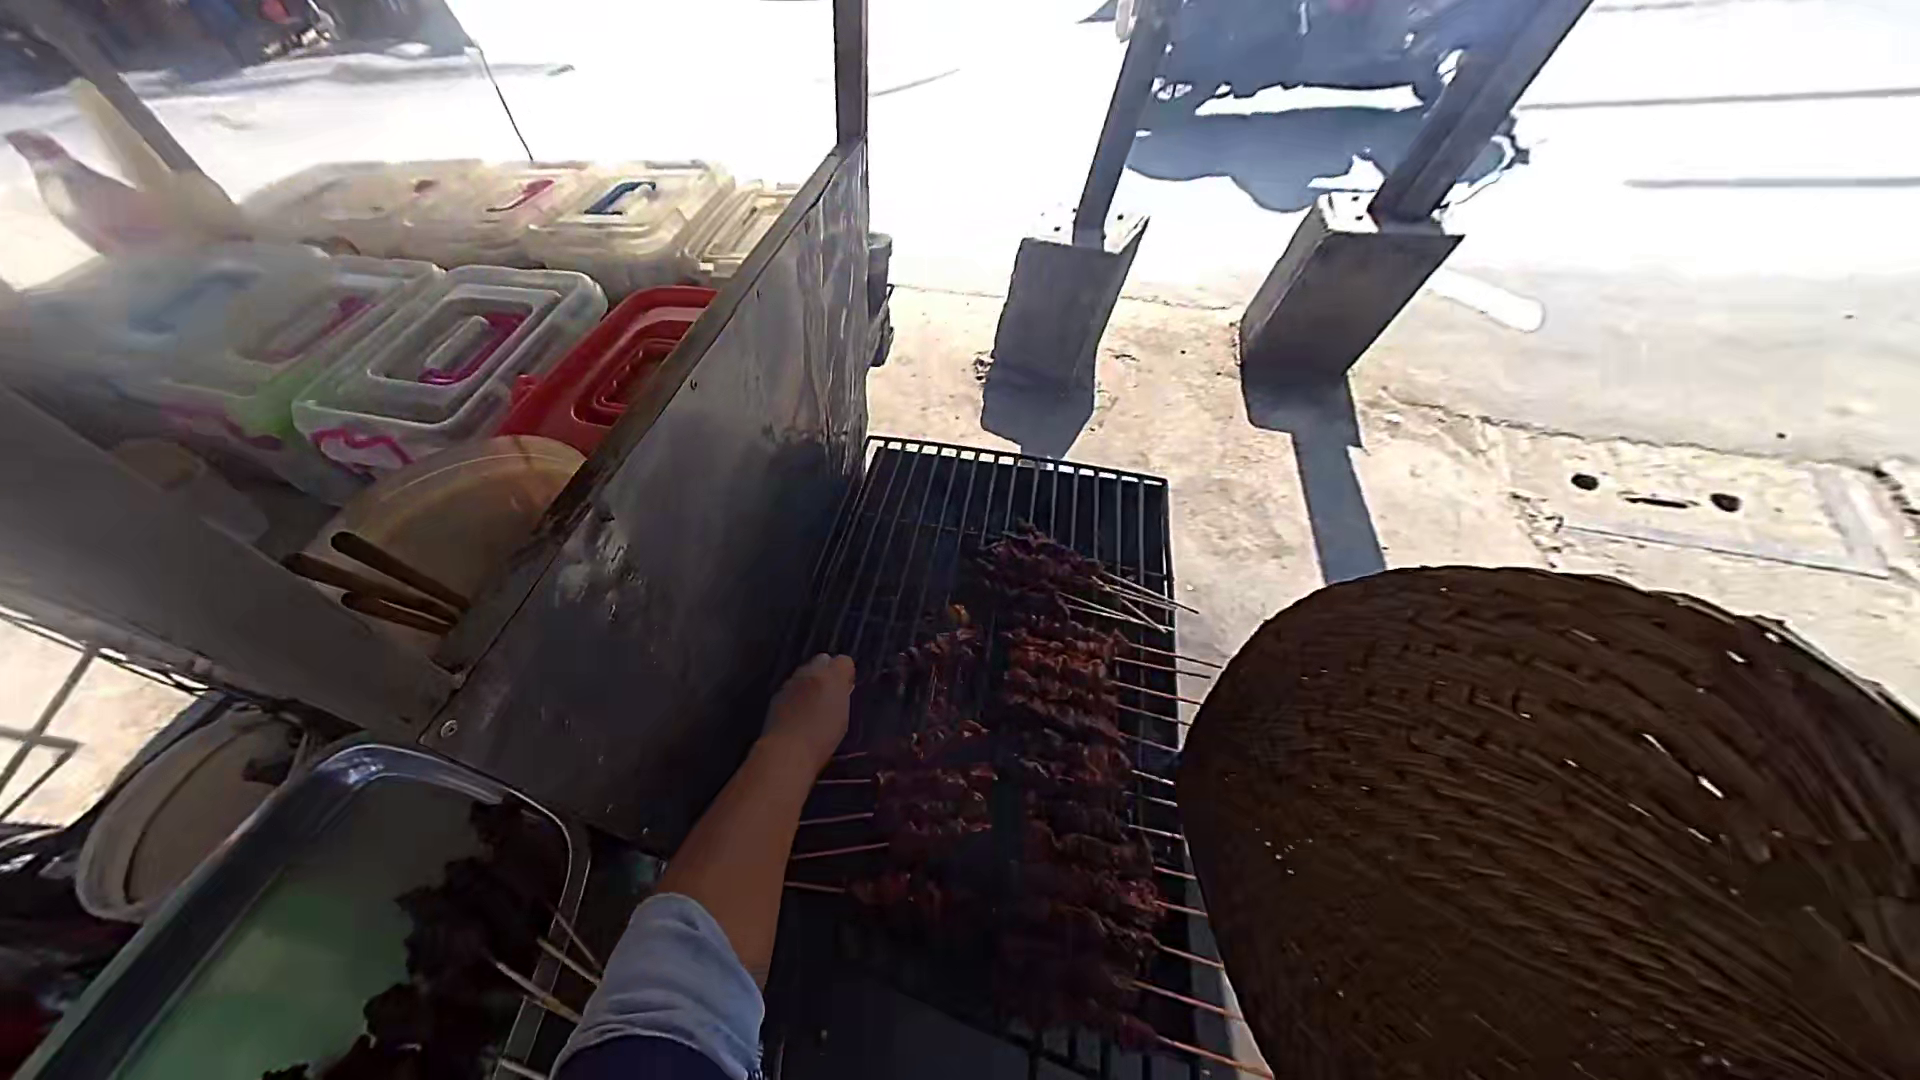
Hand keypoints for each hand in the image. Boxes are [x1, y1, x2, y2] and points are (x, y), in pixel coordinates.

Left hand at [758, 654, 853, 774]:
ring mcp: (791, 683)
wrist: (787, 751)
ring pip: (805, 672)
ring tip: (812, 704)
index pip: (844, 661)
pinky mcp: (776, 695)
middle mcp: (810, 673)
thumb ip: (842, 695)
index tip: (846, 688)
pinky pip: (792, 686)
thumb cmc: (822, 738)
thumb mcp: (843, 716)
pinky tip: (797, 712)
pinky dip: (796, 694)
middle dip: (827, 672)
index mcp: (831, 677)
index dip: (846, 673)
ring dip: (810, 682)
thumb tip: (842, 686)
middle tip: (829, 694)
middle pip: (822, 661)